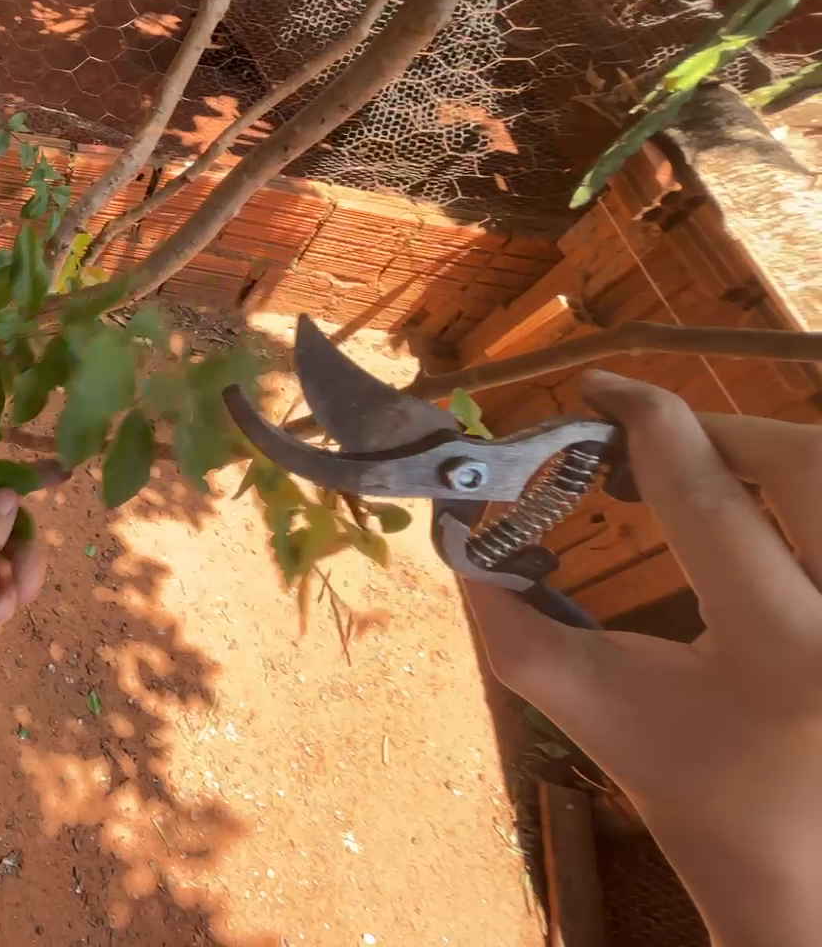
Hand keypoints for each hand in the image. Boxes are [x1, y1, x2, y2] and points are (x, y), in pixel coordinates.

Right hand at [464, 371, 821, 946]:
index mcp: (785, 648)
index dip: (648, 422)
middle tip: (648, 439)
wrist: (799, 853)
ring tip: (698, 476)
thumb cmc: (663, 766)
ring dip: (769, 455)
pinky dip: (797, 493)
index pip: (711, 497)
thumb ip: (490, 593)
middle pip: (818, 467)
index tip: (598, 385)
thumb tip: (454, 512)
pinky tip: (751, 515)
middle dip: (723, 430)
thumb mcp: (554, 681)